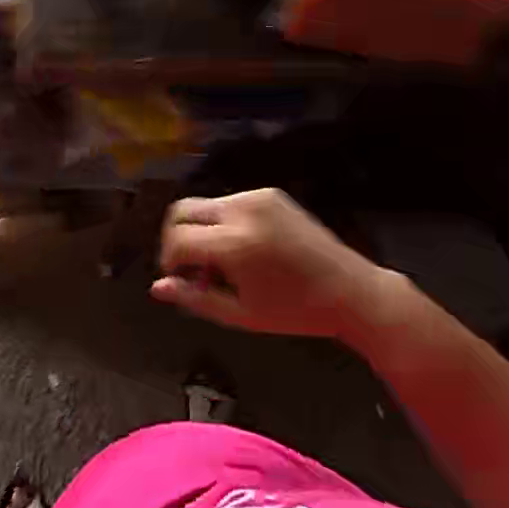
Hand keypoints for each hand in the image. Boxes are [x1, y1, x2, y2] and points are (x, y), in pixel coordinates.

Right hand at [151, 189, 404, 342]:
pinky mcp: (268, 193)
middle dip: (176, 237)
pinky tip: (243, 248)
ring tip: (221, 261)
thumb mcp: (240, 315)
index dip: (169, 259)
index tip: (178, 278)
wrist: (352, 291)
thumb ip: (194, 298)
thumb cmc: (295, 311)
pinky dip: (223, 222)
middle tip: (189, 266)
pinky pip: (229, 202)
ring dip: (200, 229)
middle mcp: (240, 210)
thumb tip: (156, 288)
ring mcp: (256, 197)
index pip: (177, 238)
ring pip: (204, 205)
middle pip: (181, 210)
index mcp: (234, 243)